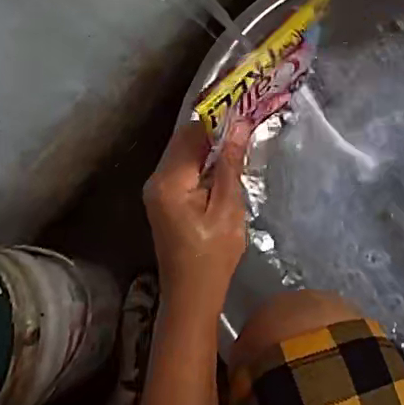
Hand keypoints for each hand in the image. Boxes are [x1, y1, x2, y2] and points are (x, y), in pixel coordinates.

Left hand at [143, 121, 250, 310]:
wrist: (191, 296)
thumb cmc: (213, 254)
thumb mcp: (228, 207)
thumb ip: (230, 163)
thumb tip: (239, 125)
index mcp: (170, 180)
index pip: (193, 133)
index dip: (219, 119)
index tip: (244, 108)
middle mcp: (157, 179)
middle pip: (186, 140)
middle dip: (215, 129)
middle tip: (246, 121)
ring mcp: (157, 190)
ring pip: (185, 152)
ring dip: (210, 145)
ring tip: (241, 139)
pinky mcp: (163, 199)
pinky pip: (184, 168)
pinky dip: (203, 161)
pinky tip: (225, 163)